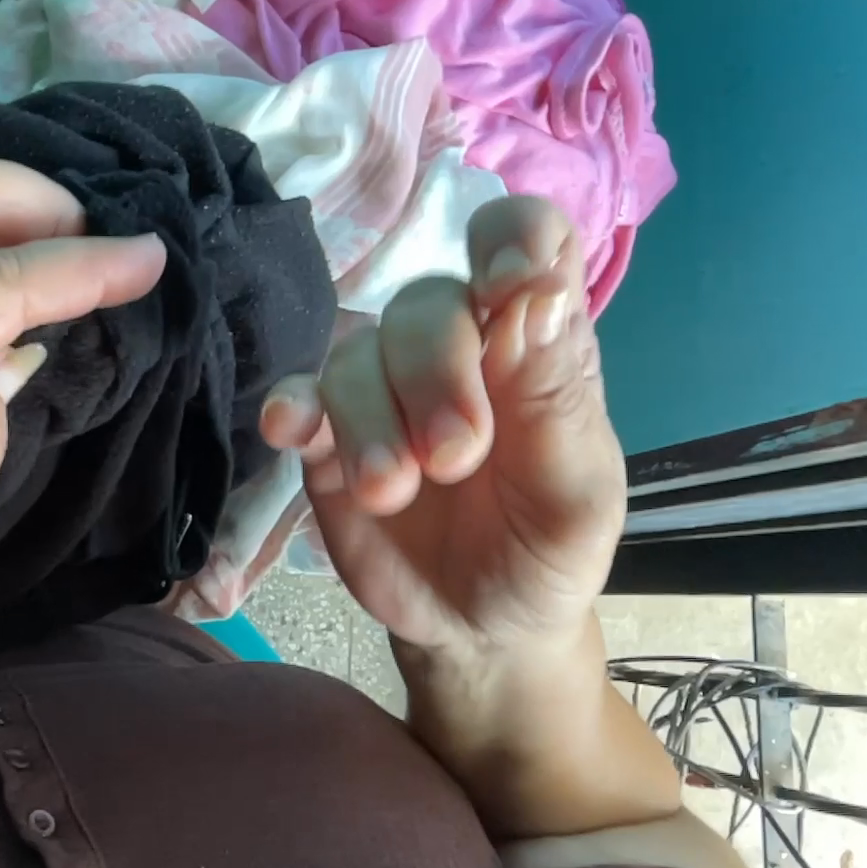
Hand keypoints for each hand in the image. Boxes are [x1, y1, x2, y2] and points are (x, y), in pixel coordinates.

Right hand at [261, 196, 624, 658]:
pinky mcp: (327, 442)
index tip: (504, 289)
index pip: (523, 240)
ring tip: (392, 492)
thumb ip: (556, 398)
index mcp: (531, 350)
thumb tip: (535, 291)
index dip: (511, 240)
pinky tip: (291, 430)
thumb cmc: (542, 554)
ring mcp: (381, 398)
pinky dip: (292, 406)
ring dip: (369, 420)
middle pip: (425, 302)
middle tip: (454, 459)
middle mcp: (452, 356)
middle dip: (433, 374)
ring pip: (355, 354)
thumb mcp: (575, 493)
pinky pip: (299, 398)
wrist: (474, 627)